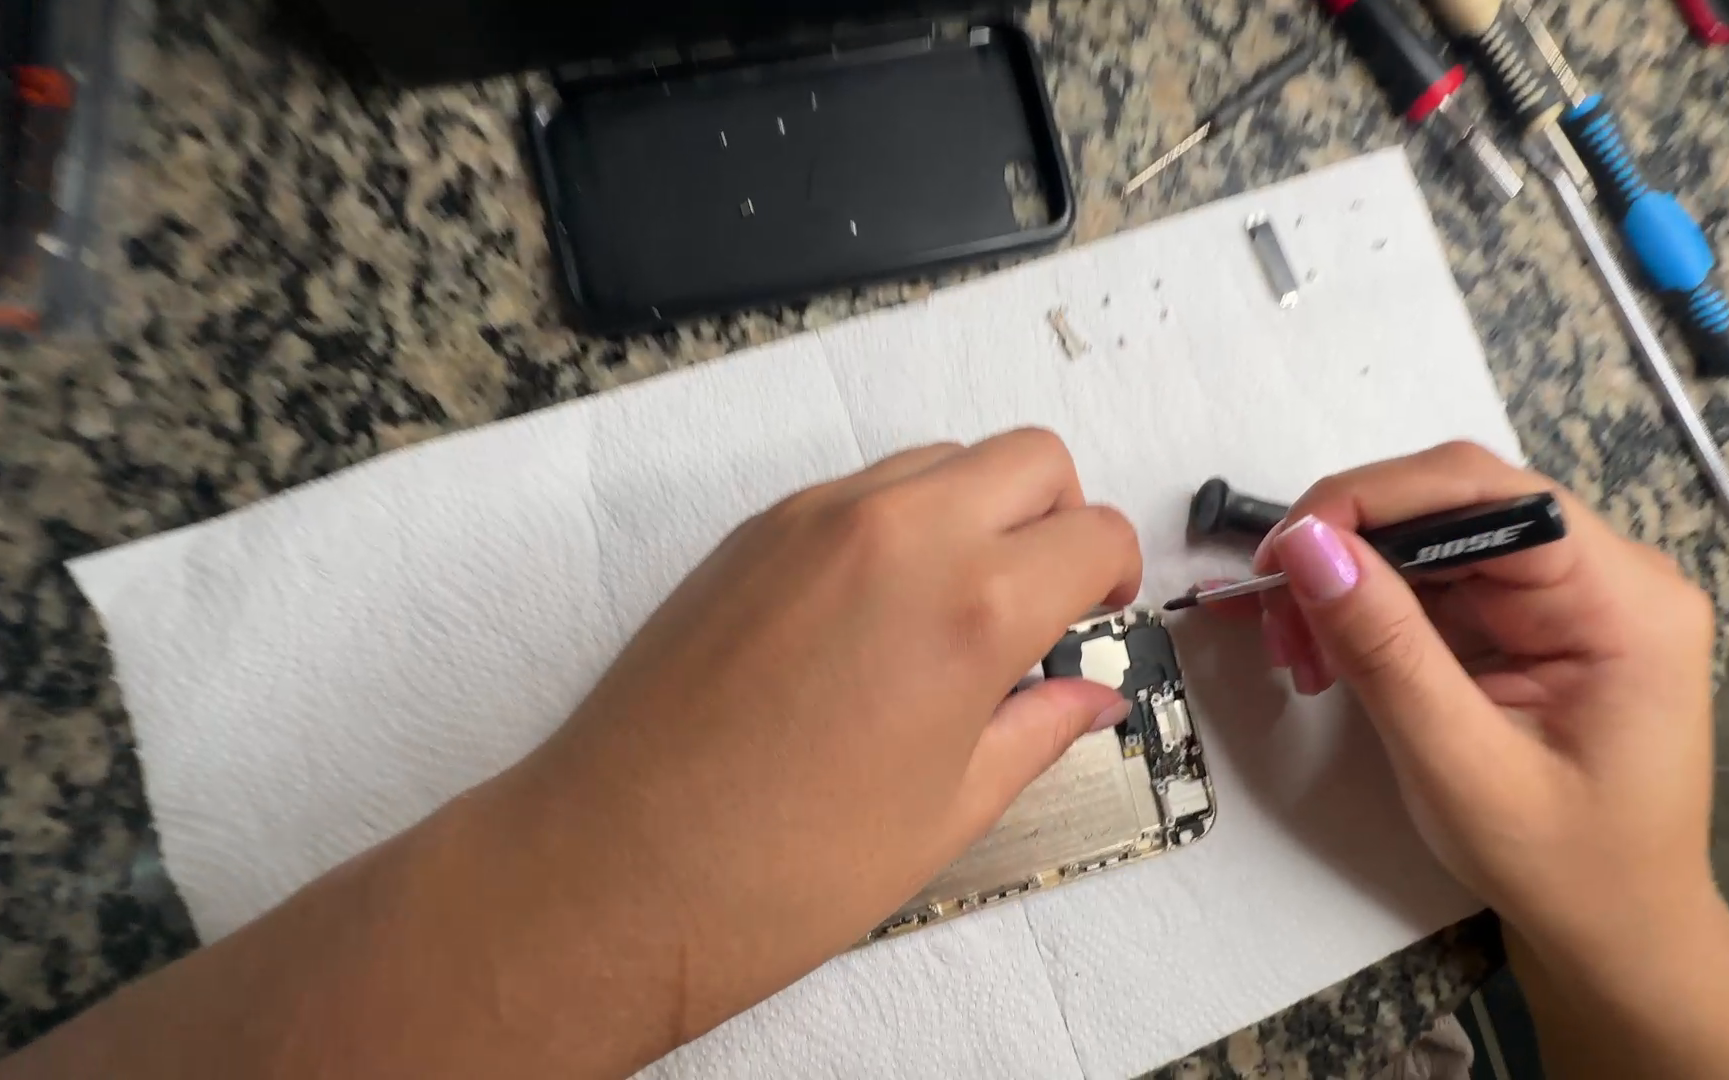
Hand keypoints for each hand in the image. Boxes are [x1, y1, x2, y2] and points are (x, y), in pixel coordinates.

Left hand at [500, 428, 1140, 1060]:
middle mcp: (903, 529)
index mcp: (972, 605)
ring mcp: (821, 512)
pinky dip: (906, 518)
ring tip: (953, 601)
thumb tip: (1095, 697)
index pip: (1095, 531)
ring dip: (980, 509)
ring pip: (947, 457)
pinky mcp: (760, 523)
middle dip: (1060, 515)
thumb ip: (1042, 729)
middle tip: (1039, 595)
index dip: (1115, 575)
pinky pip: (868, 484)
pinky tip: (876, 603)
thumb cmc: (793, 866)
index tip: (1094, 617)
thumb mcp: (952, 809)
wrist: (613, 867)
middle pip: (1033, 457)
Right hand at [1249, 442, 1718, 963]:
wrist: (1606, 925)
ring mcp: (1550, 590)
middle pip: (1437, 504)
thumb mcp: (1456, 761)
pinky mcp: (1510, 613)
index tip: (1278, 561)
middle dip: (1337, 551)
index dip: (1365, 502)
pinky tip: (1310, 647)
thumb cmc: (1556, 862)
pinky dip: (1347, 606)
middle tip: (1272, 621)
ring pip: (1411, 538)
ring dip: (1333, 584)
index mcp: (1617, 598)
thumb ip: (1383, 645)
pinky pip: (1411, 578)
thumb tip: (1302, 542)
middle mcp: (1594, 571)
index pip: (1479, 491)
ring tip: (1293, 654)